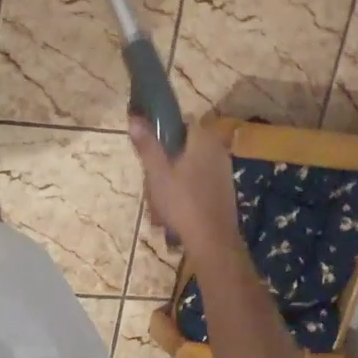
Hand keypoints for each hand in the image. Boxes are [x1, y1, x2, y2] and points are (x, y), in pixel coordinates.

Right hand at [128, 113, 240, 262]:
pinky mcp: (224, 189)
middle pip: (186, 145)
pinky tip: (174, 210)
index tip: (150, 145)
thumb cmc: (182, 203)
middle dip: (166, 160)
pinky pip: (199, 181)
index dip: (166, 128)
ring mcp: (223, 171)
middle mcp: (217, 150)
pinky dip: (185, 190)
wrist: (211, 239)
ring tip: (159, 201)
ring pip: (191, 166)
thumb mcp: (157, 174)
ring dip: (173, 178)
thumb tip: (134, 118)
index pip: (185, 121)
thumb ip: (147, 145)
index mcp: (203, 140)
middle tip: (151, 181)